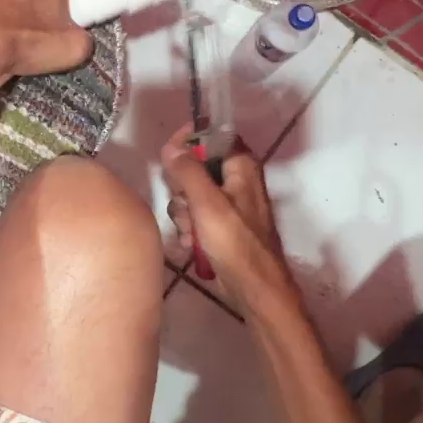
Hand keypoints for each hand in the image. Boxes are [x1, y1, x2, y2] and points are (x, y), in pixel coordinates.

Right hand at [161, 125, 298, 314]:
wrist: (253, 287)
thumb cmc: (235, 242)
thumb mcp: (207, 203)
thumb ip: (187, 171)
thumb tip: (171, 147)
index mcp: (241, 165)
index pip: (211, 135)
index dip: (188, 140)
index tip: (169, 154)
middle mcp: (235, 178)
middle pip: (194, 165)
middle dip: (181, 186)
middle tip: (185, 203)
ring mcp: (226, 203)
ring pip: (189, 192)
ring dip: (182, 212)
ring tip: (190, 231)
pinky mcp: (219, 224)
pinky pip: (193, 214)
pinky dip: (188, 226)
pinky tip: (190, 242)